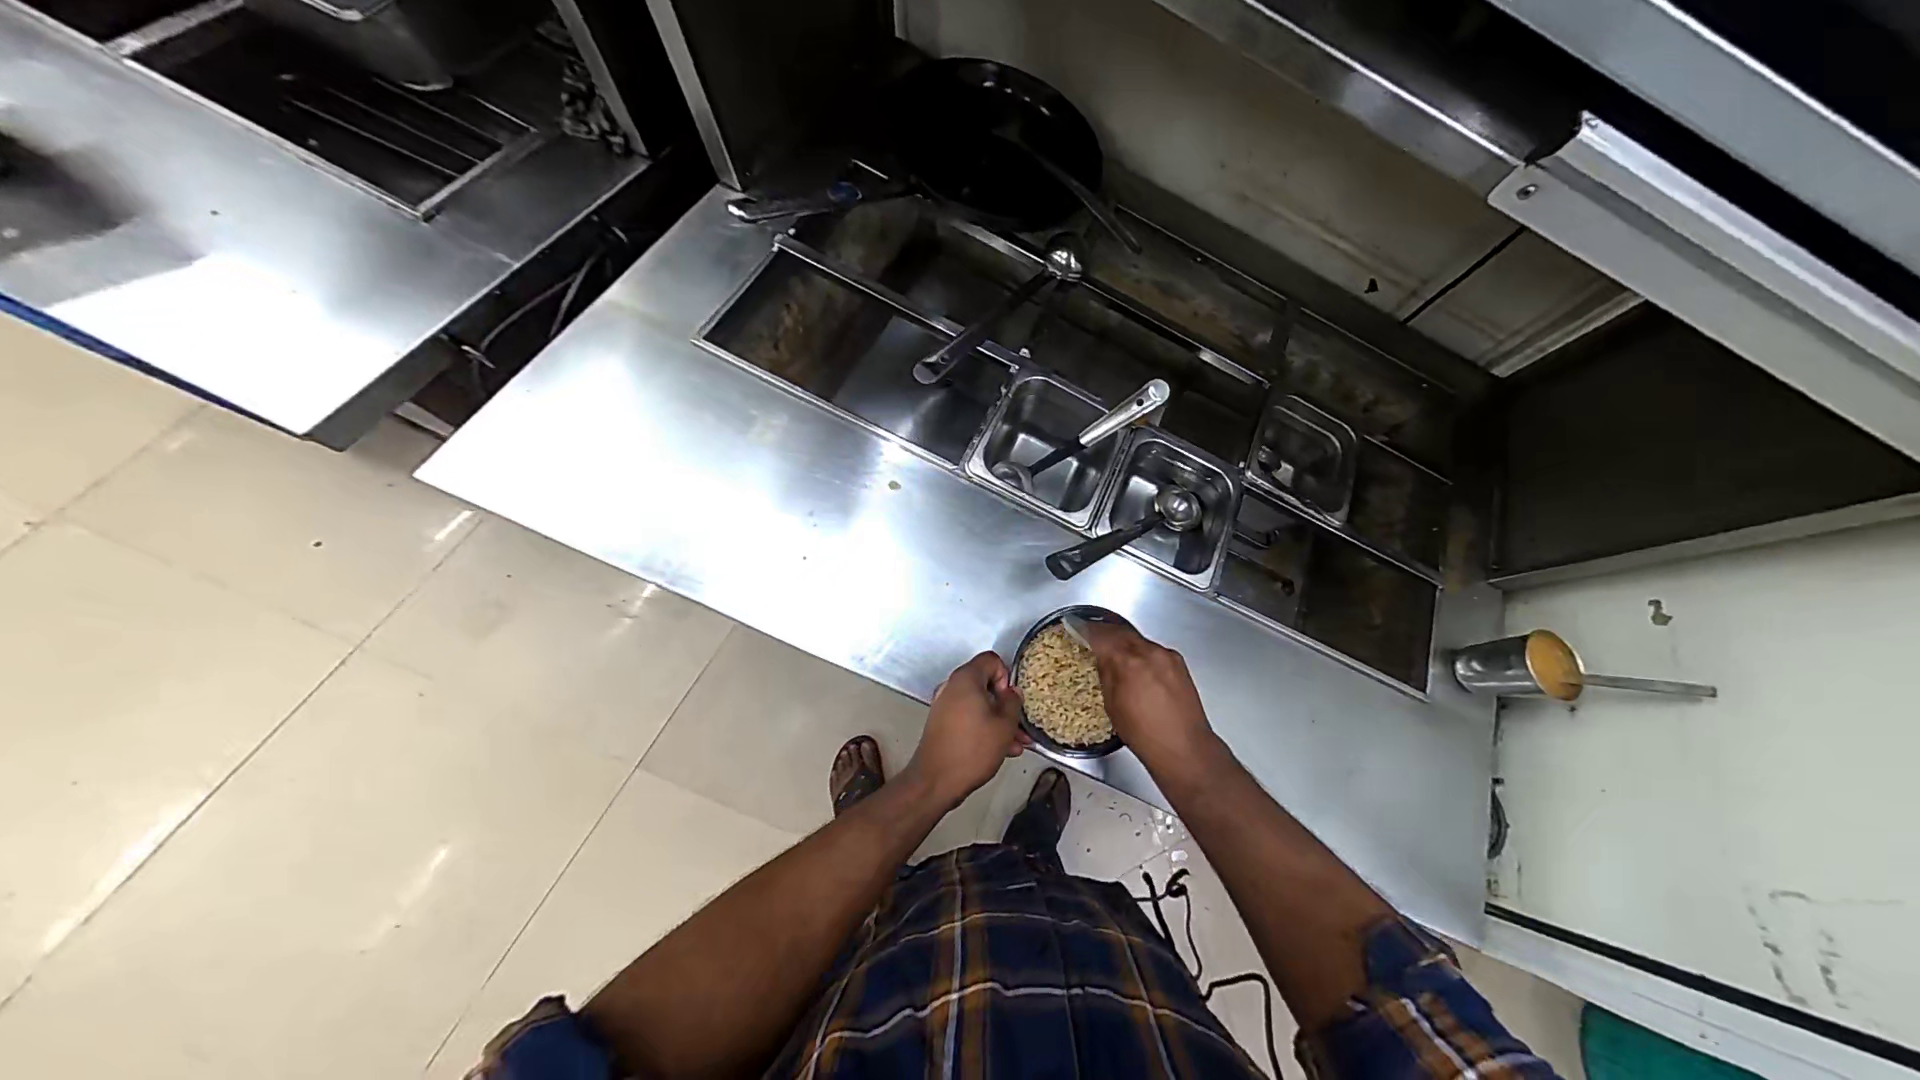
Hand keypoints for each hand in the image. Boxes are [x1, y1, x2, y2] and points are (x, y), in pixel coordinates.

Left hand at [905, 652, 1028, 809]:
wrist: (936, 780)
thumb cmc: (972, 750)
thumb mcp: (1004, 725)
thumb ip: (1013, 703)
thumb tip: (1013, 693)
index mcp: (966, 679)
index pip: (991, 660)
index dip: (1007, 676)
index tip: (1011, 699)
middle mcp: (951, 687)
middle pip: (985, 684)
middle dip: (1005, 704)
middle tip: (1020, 724)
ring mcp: (944, 705)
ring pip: (979, 704)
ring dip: (998, 720)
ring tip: (1016, 743)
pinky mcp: (942, 723)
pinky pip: (968, 717)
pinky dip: (984, 728)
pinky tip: (1001, 749)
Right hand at [1079, 622, 1216, 772]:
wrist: (1183, 746)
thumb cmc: (1145, 734)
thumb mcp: (1112, 705)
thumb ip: (1106, 674)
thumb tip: (1101, 659)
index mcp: (1126, 662)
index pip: (1100, 634)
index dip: (1085, 629)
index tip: (1077, 626)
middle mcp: (1148, 653)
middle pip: (1120, 632)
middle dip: (1105, 632)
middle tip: (1093, 635)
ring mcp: (1166, 656)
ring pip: (1138, 640)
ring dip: (1124, 642)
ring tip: (1115, 654)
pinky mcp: (1179, 663)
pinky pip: (1154, 650)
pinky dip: (1142, 653)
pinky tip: (1138, 666)